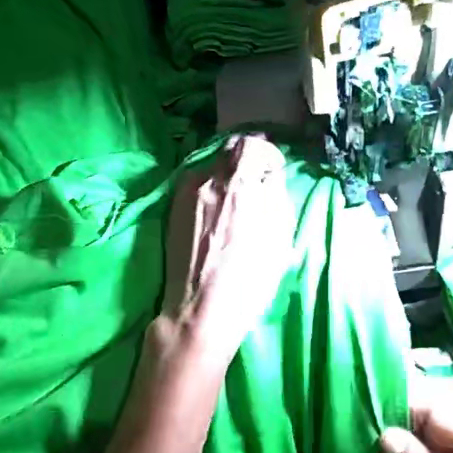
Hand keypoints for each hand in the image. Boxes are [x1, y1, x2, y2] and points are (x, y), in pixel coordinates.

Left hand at [157, 135, 293, 362]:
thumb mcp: (279, 237)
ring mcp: (185, 194)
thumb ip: (275, 195)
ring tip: (236, 199)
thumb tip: (269, 175)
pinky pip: (194, 185)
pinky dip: (209, 188)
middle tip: (255, 179)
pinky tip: (216, 211)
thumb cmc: (249, 279)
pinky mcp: (172, 209)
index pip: (251, 144)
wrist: (200, 309)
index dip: (266, 153)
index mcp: (237, 183)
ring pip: (209, 168)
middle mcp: (207, 180)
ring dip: (225, 175)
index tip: (273, 169)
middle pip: (228, 151)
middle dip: (245, 160)